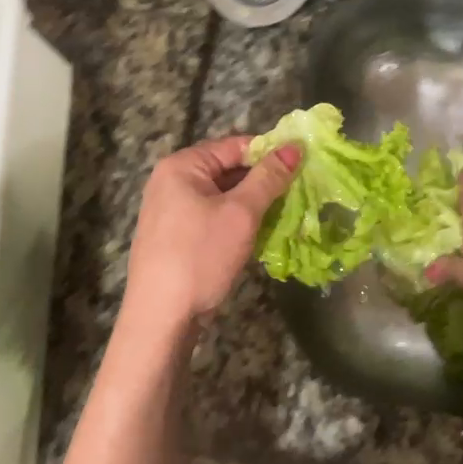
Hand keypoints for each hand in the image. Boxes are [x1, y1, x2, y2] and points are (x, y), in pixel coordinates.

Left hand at [122, 136, 302, 330]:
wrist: (161, 318)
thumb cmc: (200, 256)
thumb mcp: (241, 214)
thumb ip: (268, 178)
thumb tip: (294, 147)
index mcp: (181, 166)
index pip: (234, 145)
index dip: (269, 153)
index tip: (301, 166)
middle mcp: (170, 181)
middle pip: (226, 170)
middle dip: (262, 181)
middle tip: (298, 193)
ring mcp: (169, 211)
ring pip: (221, 197)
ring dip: (251, 205)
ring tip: (284, 215)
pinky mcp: (173, 238)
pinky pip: (211, 218)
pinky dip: (235, 223)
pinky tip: (258, 237)